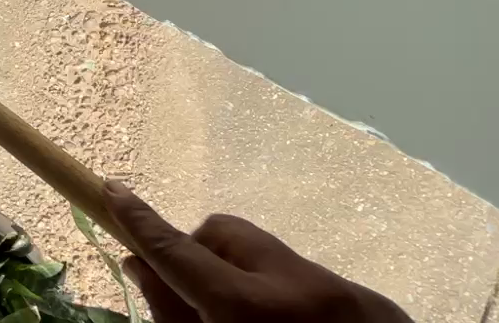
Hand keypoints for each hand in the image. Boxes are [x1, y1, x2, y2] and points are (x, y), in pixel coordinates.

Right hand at [105, 181, 412, 322]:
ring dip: (256, 282)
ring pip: (272, 256)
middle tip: (207, 298)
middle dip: (205, 253)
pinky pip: (320, 285)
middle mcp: (305, 289)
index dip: (138, 220)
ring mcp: (355, 297)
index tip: (110, 189)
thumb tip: (142, 265)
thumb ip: (173, 314)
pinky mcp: (389, 309)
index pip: (176, 249)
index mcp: (253, 311)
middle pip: (224, 231)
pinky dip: (303, 305)